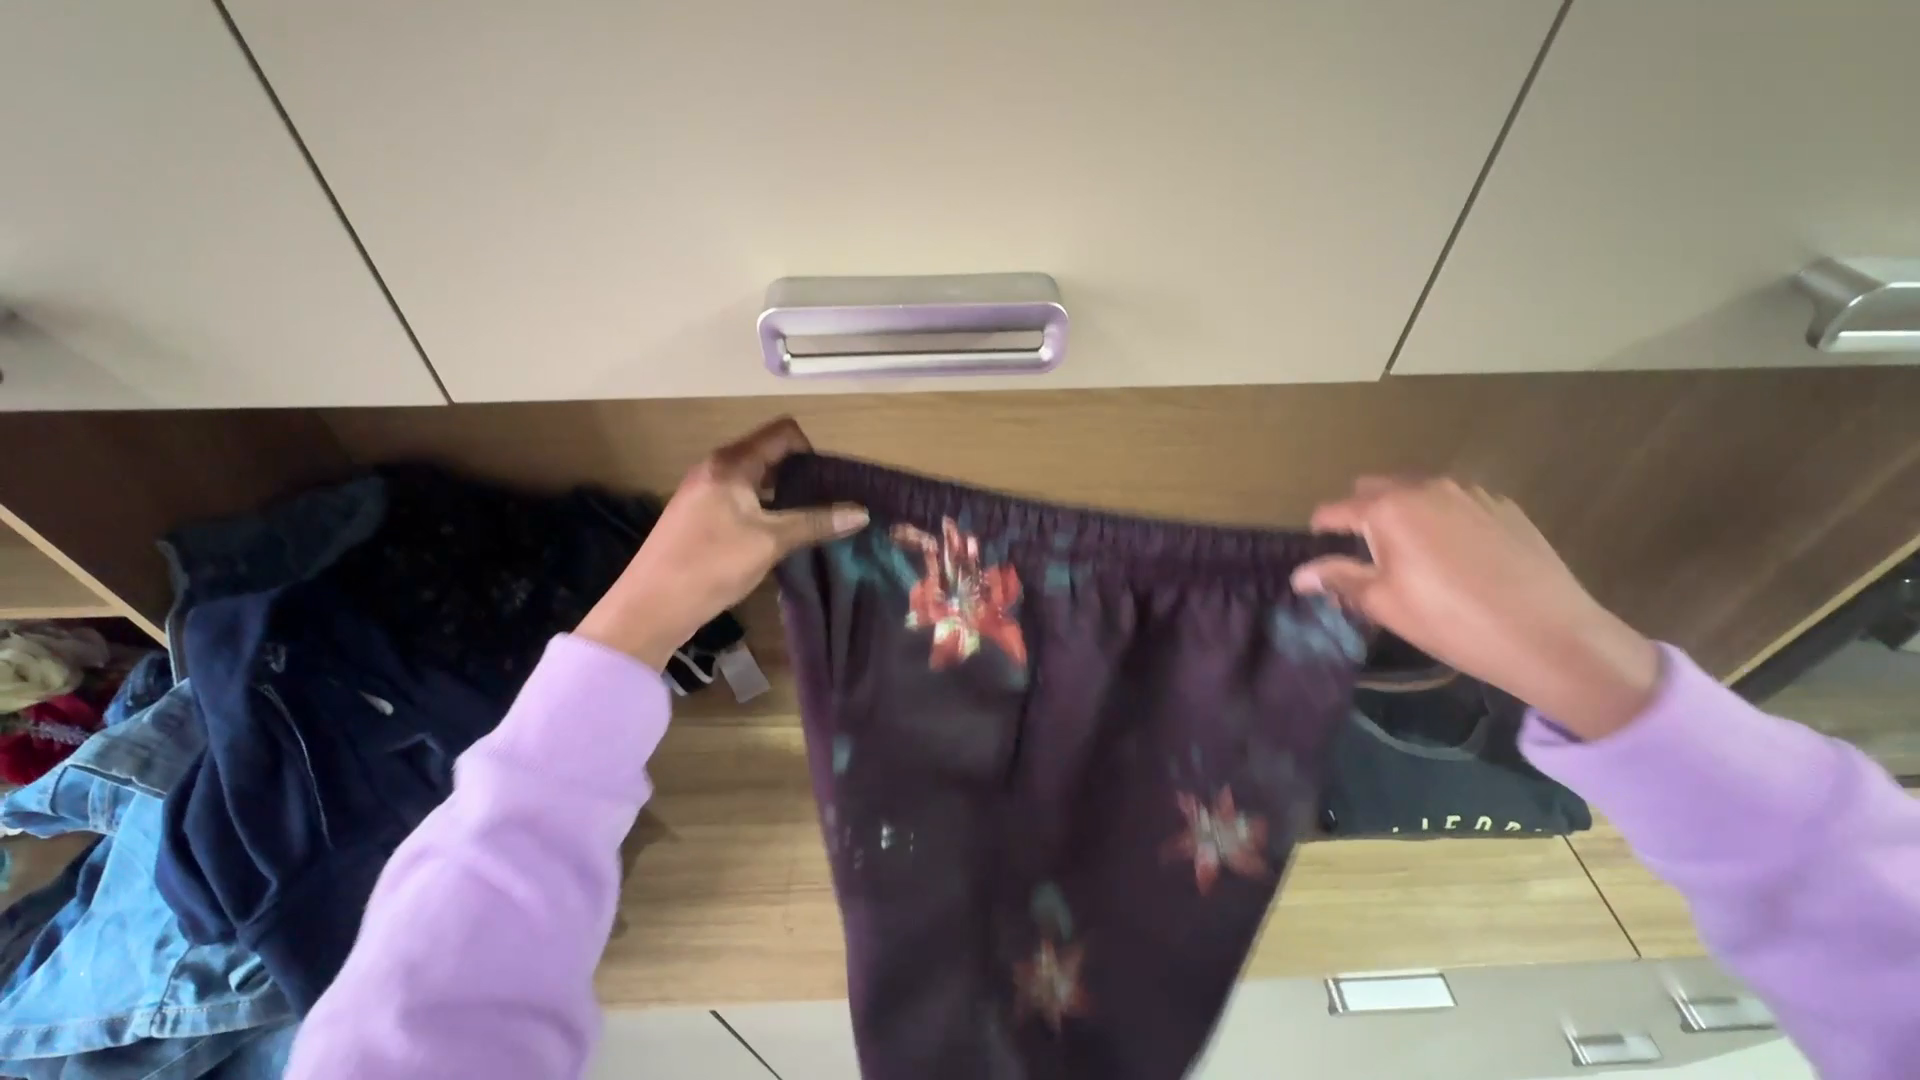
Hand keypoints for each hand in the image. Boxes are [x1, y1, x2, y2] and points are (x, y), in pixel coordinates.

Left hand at [575, 417, 866, 669]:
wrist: (651, 606)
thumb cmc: (712, 564)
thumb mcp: (770, 542)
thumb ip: (816, 523)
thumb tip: (861, 512)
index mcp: (731, 464)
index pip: (783, 434)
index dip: (813, 451)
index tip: (831, 483)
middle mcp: (716, 468)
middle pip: (770, 455)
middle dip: (802, 474)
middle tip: (830, 503)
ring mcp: (704, 492)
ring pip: (756, 480)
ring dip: (785, 495)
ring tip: (812, 521)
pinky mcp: (700, 516)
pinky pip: (742, 499)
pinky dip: (765, 509)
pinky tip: (780, 537)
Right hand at [1292, 477, 1660, 739]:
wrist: (1550, 635)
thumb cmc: (1451, 621)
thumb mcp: (1384, 604)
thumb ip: (1339, 579)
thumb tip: (1300, 575)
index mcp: (1389, 509)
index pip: (1336, 510)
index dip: (1321, 531)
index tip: (1319, 552)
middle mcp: (1427, 488)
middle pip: (1376, 489)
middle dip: (1362, 514)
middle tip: (1365, 555)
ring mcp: (1471, 494)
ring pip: (1418, 492)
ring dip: (1403, 514)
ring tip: (1413, 556)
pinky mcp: (1505, 507)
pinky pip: (1456, 503)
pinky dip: (1442, 520)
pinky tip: (1457, 558)